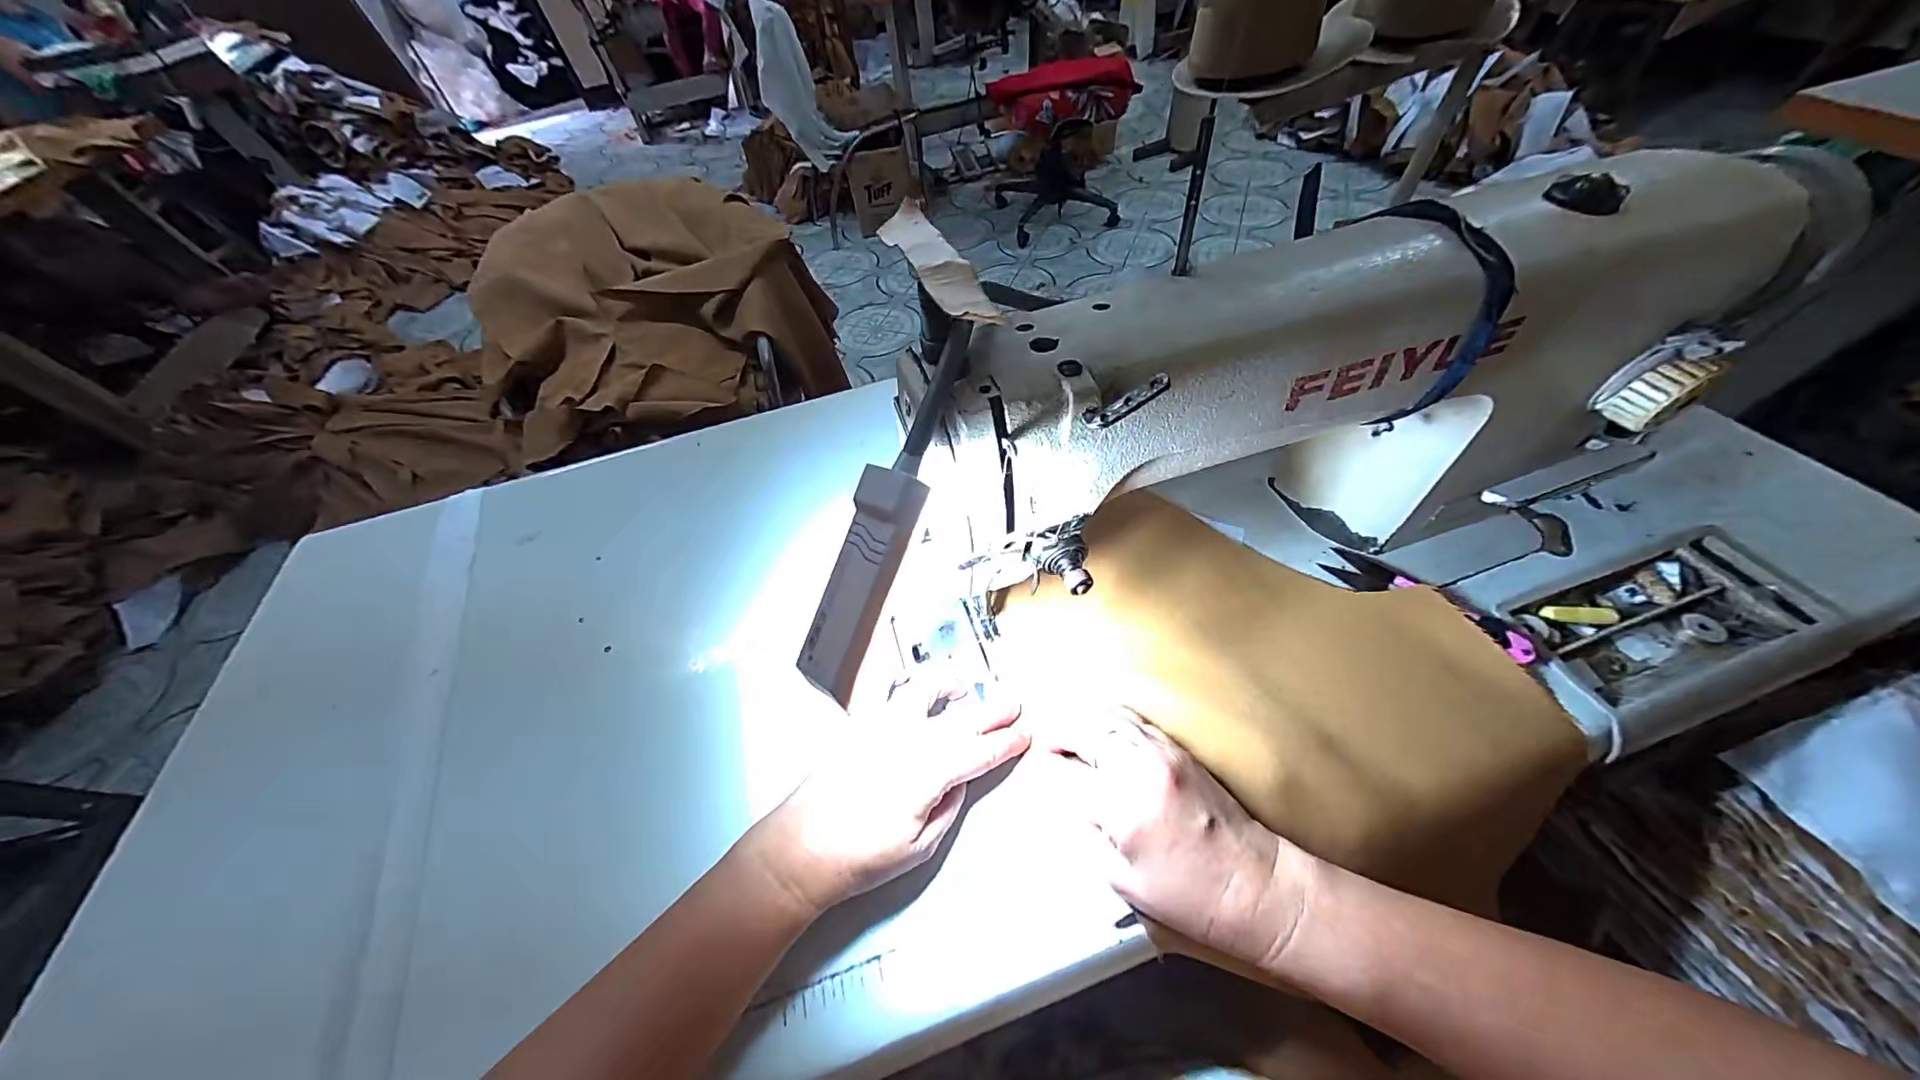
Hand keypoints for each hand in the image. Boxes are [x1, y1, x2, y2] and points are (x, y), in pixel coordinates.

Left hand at [741, 683, 1028, 916]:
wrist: (801, 848)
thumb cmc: (860, 856)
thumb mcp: (920, 845)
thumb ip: (948, 806)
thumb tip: (959, 781)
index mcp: (930, 772)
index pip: (980, 751)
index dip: (1006, 743)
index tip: (1024, 734)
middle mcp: (910, 740)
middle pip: (961, 718)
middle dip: (992, 710)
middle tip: (1012, 704)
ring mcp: (882, 727)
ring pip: (923, 691)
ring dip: (948, 685)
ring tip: (961, 685)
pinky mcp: (858, 725)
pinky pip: (885, 692)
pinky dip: (903, 683)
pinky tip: (909, 683)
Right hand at [1034, 708, 1320, 971]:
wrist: (1257, 886)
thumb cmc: (1192, 896)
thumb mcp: (1123, 881)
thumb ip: (1091, 835)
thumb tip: (1075, 804)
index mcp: (1123, 808)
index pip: (1069, 774)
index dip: (1052, 772)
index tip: (1043, 775)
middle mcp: (1142, 769)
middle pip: (1087, 731)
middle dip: (1062, 736)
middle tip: (1050, 746)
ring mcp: (1164, 755)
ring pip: (1111, 718)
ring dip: (1086, 722)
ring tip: (1072, 735)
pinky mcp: (1181, 752)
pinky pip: (1136, 721)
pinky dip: (1113, 720)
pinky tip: (1105, 731)